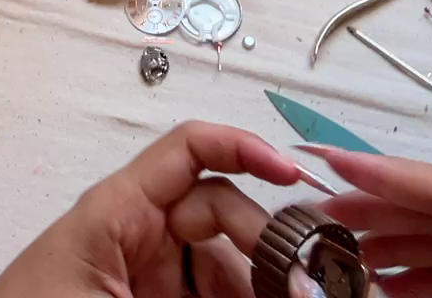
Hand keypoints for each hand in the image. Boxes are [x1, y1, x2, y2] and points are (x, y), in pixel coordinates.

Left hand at [0, 121, 313, 297]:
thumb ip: (202, 291)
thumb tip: (275, 289)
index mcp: (120, 208)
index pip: (189, 151)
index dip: (243, 149)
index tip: (292, 176)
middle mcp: (139, 232)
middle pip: (220, 213)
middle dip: (267, 243)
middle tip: (311, 282)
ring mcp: (149, 274)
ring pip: (223, 264)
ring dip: (259, 281)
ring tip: (297, 295)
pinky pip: (207, 291)